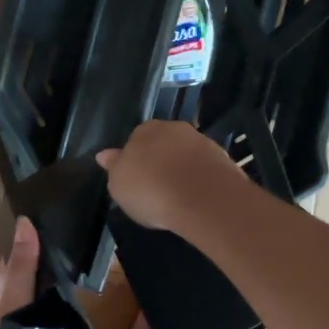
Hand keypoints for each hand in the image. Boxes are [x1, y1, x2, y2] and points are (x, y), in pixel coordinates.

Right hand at [95, 120, 247, 231]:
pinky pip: (205, 169)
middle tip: (156, 189)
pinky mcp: (223, 159)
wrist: (203, 199)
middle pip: (162, 144)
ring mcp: (201, 142)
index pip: (135, 140)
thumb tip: (104, 155)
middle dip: (160, 161)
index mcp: (144, 130)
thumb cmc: (151, 190)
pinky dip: (200, 181)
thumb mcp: (119, 185)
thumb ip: (113, 168)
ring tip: (178, 198)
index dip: (135, 161)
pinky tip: (196, 200)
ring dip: (182, 170)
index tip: (136, 181)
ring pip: (186, 155)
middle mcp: (173, 128)